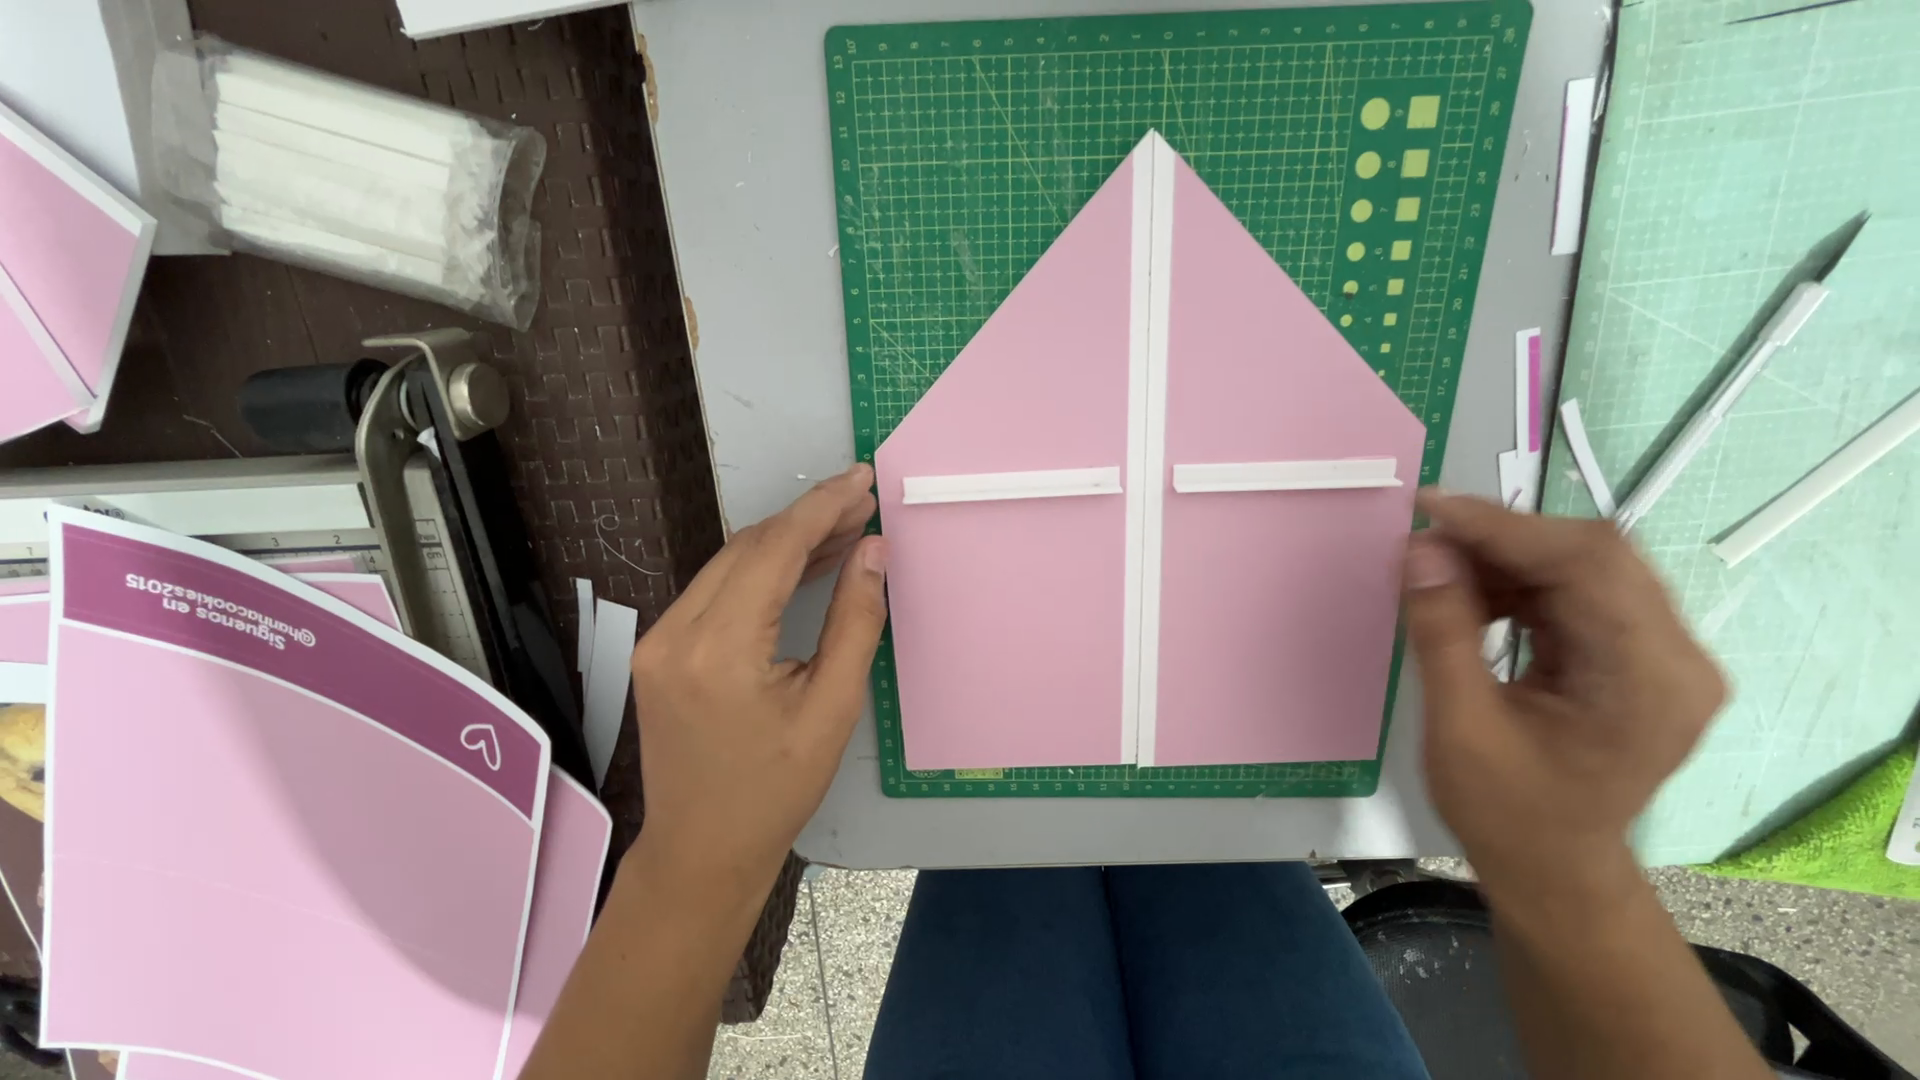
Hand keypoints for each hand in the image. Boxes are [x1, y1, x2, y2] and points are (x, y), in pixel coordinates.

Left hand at [628, 465, 886, 896]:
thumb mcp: (832, 709)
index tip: (861, 481)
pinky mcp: (660, 649)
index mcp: (719, 649)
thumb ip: (855, 622)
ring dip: (786, 542)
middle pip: (748, 548)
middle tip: (863, 505)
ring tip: (845, 531)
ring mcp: (660, 639)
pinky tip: (803, 567)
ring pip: (730, 564)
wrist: (701, 850)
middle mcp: (676, 632)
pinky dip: (761, 571)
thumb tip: (873, 552)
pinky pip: (716, 590)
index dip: (822, 508)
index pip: (774, 550)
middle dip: (808, 518)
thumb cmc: (775, 790)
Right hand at [1400, 491, 1724, 897]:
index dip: (1503, 527)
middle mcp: (1676, 658)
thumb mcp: (1460, 728)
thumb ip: (1442, 633)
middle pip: (1596, 555)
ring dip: (1507, 558)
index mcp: (1647, 680)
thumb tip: (1421, 550)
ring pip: (1586, 566)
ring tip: (1441, 569)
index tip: (1429, 508)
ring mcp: (1661, 655)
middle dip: (1503, 538)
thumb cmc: (1506, 814)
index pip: (1586, 566)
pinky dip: (1519, 583)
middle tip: (1427, 539)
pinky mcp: (1636, 657)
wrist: (1553, 870)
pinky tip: (1473, 596)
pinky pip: (1578, 593)